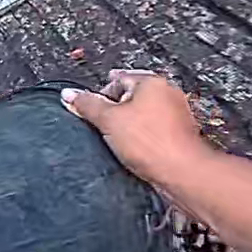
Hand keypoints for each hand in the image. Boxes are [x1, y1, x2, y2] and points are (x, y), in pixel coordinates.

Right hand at [61, 70, 215, 189]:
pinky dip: (141, 136)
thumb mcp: (108, 120)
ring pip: (143, 113)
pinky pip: (152, 129)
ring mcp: (176, 114)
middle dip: (115, 109)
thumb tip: (68, 94)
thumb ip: (86, 105)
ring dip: (128, 124)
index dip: (100, 94)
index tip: (90, 109)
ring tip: (118, 139)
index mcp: (151, 83)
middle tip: (103, 125)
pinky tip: (134, 149)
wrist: (182, 172)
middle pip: (131, 96)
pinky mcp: (178, 134)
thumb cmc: (151, 143)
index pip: (118, 79)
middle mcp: (167, 93)